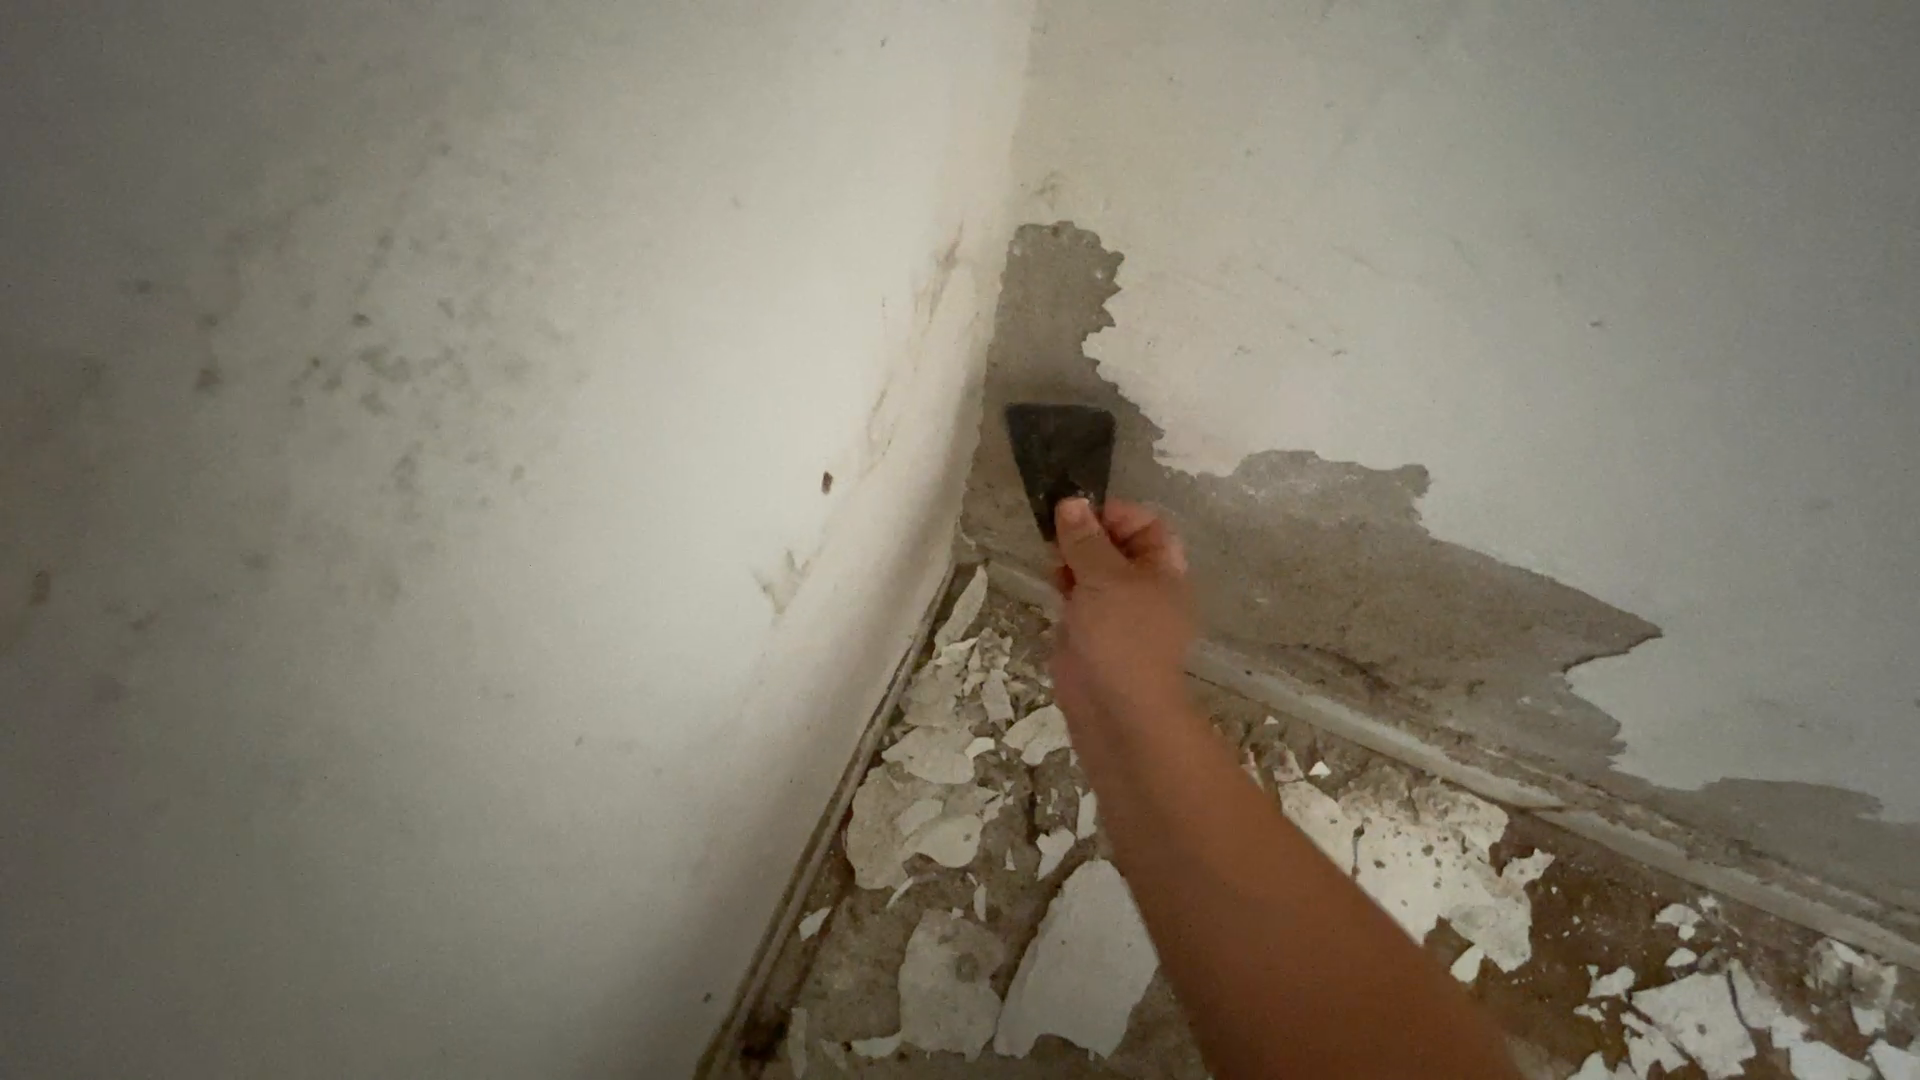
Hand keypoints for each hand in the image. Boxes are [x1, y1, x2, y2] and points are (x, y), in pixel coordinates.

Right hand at [1049, 498, 1194, 725]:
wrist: (1116, 711)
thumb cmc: (1122, 637)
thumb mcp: (1104, 578)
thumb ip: (1085, 540)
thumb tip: (1070, 503)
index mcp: (1163, 570)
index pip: (1146, 525)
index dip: (1116, 513)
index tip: (1080, 511)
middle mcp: (1143, 586)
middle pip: (1116, 545)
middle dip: (1087, 534)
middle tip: (1057, 532)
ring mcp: (1115, 610)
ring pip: (1093, 569)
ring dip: (1072, 557)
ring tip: (1051, 556)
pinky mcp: (1089, 629)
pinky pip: (1077, 595)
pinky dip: (1064, 584)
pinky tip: (1049, 580)